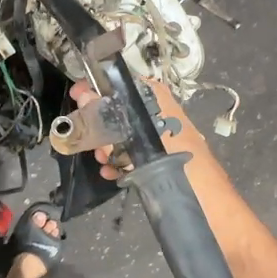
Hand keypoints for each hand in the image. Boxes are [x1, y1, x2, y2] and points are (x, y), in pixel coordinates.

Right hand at [70, 79, 208, 179]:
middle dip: (98, 125)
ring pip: (123, 134)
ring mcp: (158, 136)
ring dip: (107, 147)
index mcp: (154, 97)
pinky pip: (133, 154)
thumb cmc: (168, 156)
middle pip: (118, 110)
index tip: (76, 97)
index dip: (96, 87)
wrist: (200, 194)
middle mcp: (157, 112)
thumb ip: (104, 113)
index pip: (120, 83)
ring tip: (103, 160)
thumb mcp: (130, 132)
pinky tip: (111, 172)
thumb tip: (83, 95)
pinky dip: (120, 162)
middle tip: (88, 138)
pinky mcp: (159, 157)